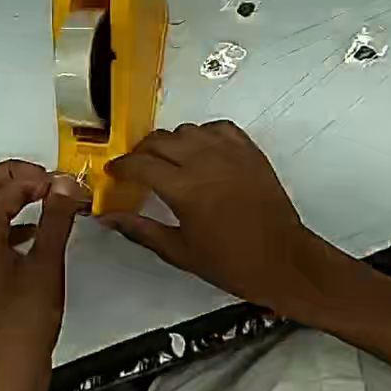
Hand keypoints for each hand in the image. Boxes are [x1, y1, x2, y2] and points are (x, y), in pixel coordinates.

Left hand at [0, 161, 85, 390]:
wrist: (3, 381)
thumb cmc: (20, 329)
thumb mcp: (46, 267)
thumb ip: (55, 220)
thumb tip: (63, 186)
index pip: (5, 187)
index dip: (37, 179)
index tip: (65, 184)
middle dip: (13, 176)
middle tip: (46, 180)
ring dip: (10, 197)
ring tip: (45, 200)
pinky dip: (9, 223)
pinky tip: (35, 234)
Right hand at [101, 121, 332, 311]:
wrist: (284, 262)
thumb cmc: (231, 263)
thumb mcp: (180, 251)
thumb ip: (140, 229)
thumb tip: (106, 218)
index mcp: (184, 188)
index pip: (140, 163)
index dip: (121, 167)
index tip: (114, 173)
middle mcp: (204, 162)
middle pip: (159, 141)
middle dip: (141, 152)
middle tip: (137, 169)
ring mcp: (229, 152)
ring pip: (186, 130)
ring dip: (171, 142)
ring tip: (168, 161)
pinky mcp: (248, 150)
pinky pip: (217, 128)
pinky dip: (202, 135)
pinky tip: (200, 152)